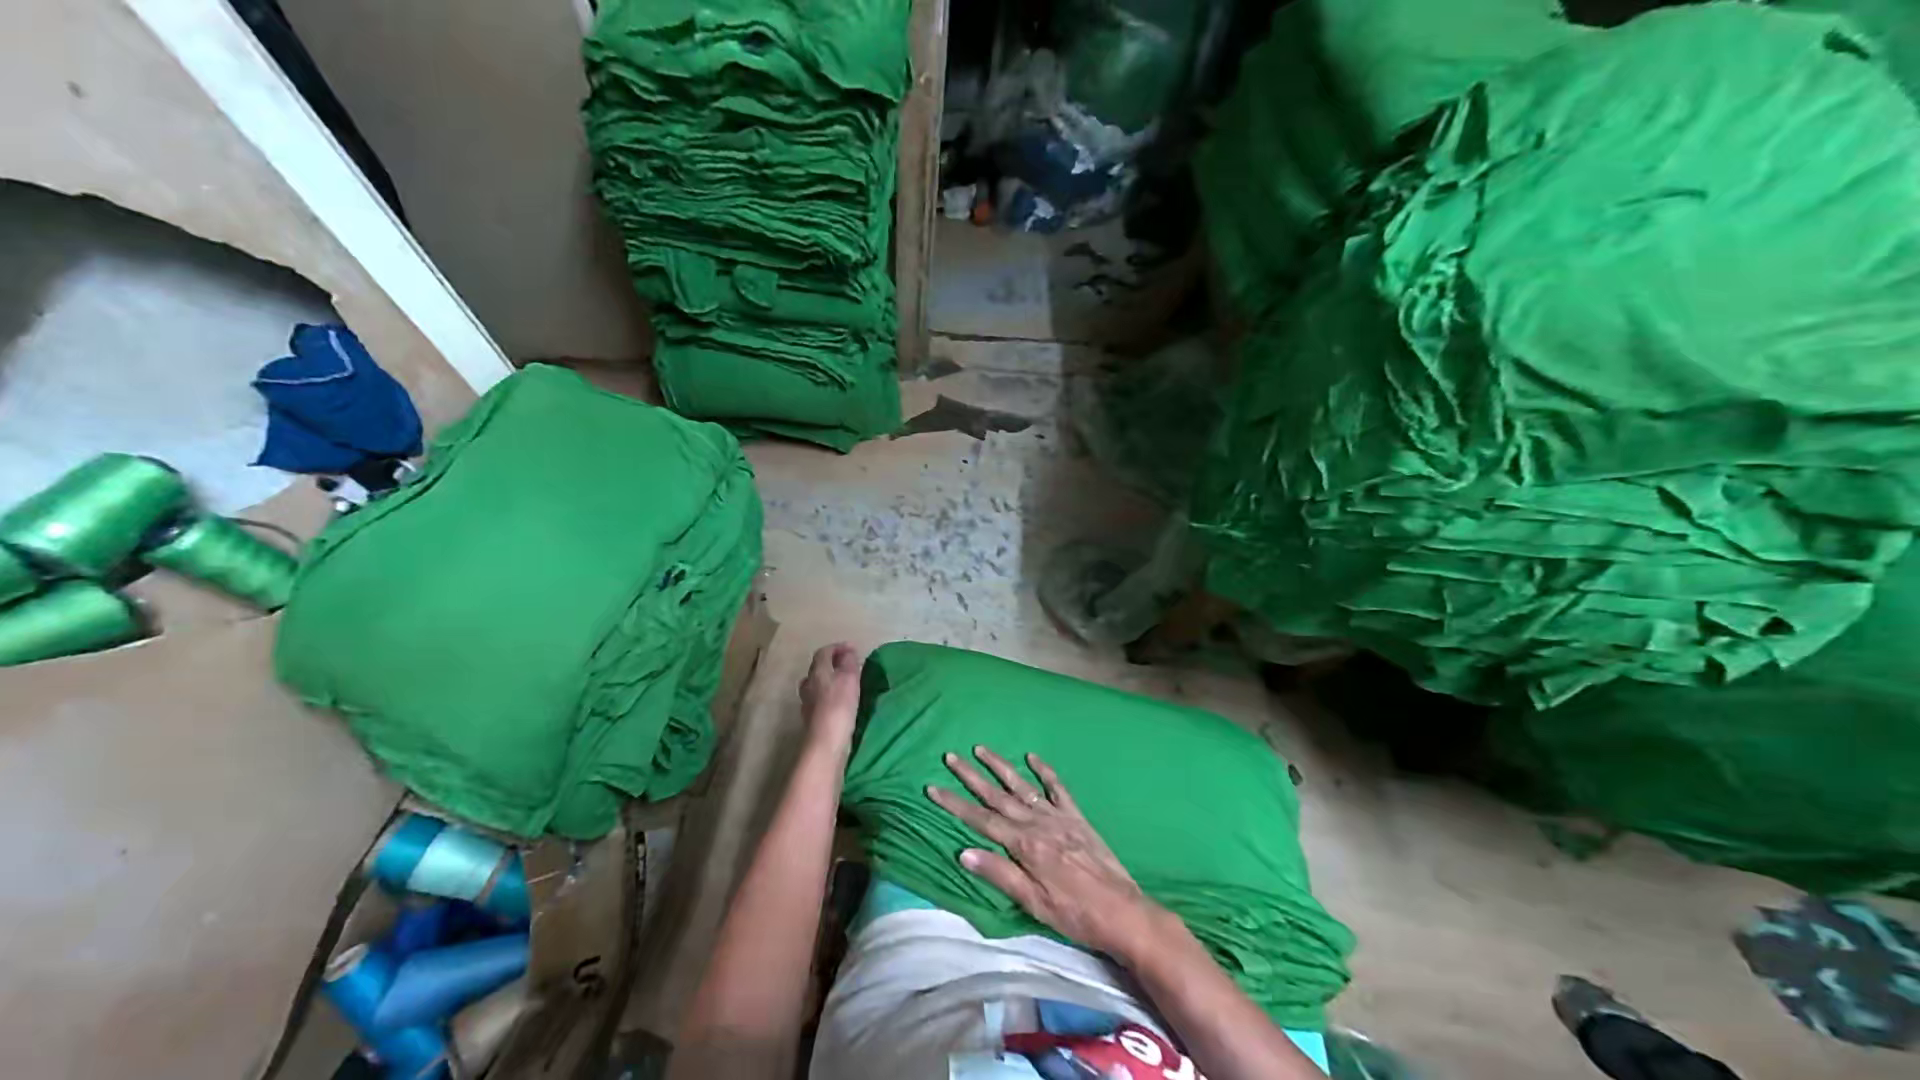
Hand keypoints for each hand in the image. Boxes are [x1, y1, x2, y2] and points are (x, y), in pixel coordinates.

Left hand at [798, 643, 861, 748]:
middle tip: (849, 665)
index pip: (823, 653)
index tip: (852, 649)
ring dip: (830, 681)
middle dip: (832, 664)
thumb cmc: (838, 706)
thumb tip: (848, 650)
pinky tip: (840, 703)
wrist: (825, 743)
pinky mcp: (812, 720)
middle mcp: (808, 685)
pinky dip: (829, 697)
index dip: (837, 648)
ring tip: (845, 684)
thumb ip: (848, 662)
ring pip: (817, 685)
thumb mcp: (849, 678)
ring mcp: (807, 703)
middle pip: (817, 669)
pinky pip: (820, 701)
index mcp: (817, 672)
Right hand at [927, 746, 1166, 956]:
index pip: (981, 820)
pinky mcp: (1077, 819)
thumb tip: (964, 851)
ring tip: (982, 748)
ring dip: (1001, 767)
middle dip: (971, 777)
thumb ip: (1000, 874)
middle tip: (950, 757)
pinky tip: (1033, 757)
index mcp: (1025, 846)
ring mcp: (1059, 818)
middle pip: (998, 796)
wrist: (1123, 912)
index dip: (955, 804)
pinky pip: (1058, 789)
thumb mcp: (1034, 903)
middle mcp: (1039, 824)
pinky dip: (1045, 771)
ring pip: (1023, 786)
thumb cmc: (1075, 914)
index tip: (933, 787)